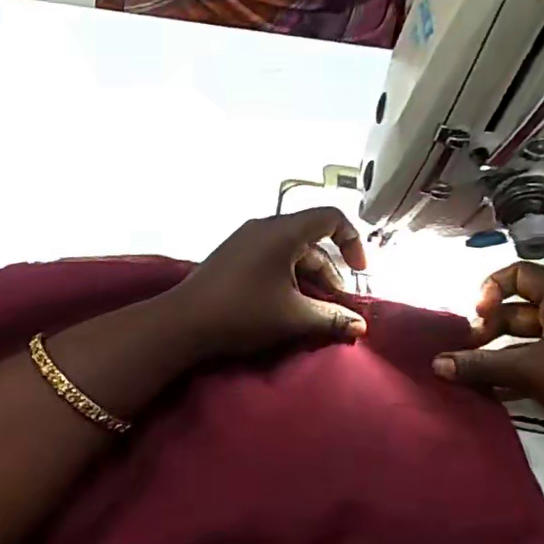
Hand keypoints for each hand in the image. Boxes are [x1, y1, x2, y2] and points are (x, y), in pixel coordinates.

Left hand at [158, 210, 368, 361]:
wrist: (183, 322)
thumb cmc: (242, 313)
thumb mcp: (293, 317)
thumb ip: (332, 318)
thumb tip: (360, 326)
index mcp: (283, 231)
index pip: (330, 216)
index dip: (353, 241)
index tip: (359, 272)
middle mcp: (264, 227)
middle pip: (311, 240)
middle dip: (330, 273)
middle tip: (337, 307)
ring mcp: (244, 240)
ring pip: (290, 252)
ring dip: (308, 279)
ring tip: (315, 313)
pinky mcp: (231, 256)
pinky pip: (270, 259)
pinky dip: (287, 278)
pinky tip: (288, 307)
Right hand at [431, 262, 543, 464]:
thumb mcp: (534, 370)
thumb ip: (481, 365)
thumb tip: (437, 364)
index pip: (522, 274)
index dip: (493, 288)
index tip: (476, 315)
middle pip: (520, 311)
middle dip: (490, 327)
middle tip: (467, 350)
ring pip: (529, 344)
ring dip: (499, 357)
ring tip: (472, 376)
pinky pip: (541, 370)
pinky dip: (516, 378)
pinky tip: (495, 396)